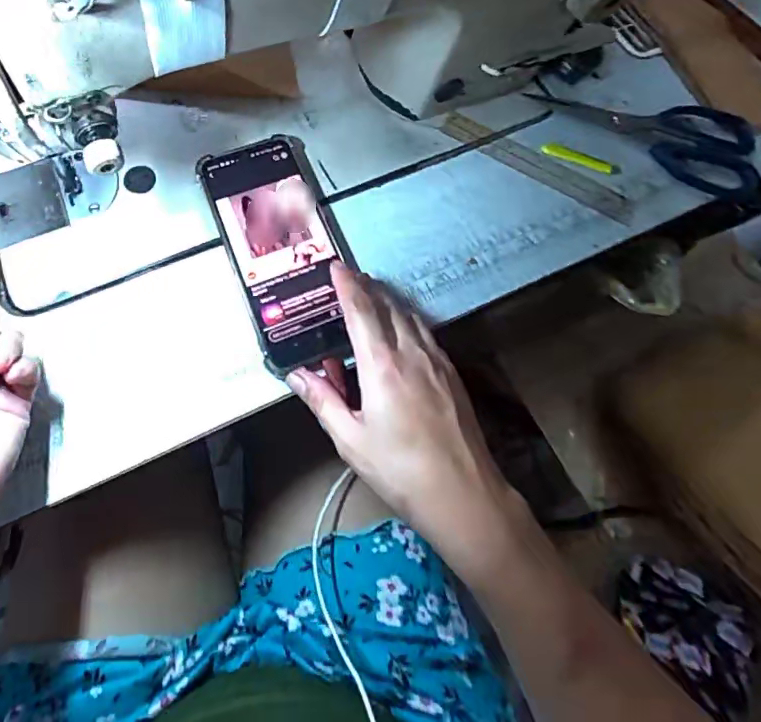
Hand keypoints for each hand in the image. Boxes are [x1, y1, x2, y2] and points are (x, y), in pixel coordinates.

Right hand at [286, 264, 514, 548]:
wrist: (463, 493)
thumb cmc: (400, 470)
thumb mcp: (350, 440)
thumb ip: (323, 401)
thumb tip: (297, 374)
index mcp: (382, 366)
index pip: (361, 311)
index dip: (346, 285)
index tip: (336, 267)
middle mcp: (411, 353)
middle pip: (388, 305)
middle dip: (367, 287)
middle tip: (349, 279)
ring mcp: (436, 361)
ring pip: (409, 316)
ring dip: (388, 300)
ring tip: (371, 297)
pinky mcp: (452, 373)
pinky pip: (425, 333)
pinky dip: (407, 320)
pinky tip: (401, 331)